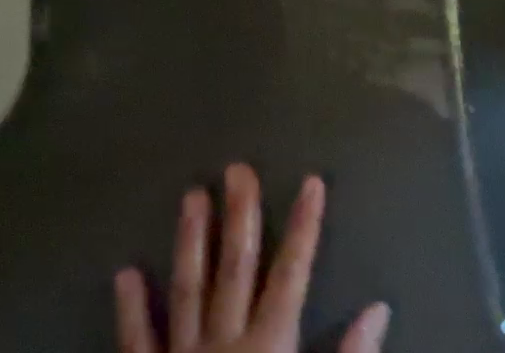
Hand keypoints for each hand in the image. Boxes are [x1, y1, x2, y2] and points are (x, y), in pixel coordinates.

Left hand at [114, 164, 389, 352]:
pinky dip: (131, 309)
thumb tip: (378, 307)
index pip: (291, 273)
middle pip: (235, 269)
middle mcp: (224, 342)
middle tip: (237, 170)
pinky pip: (136, 343)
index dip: (303, 226)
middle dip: (239, 217)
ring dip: (190, 243)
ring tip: (190, 197)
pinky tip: (125, 273)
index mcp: (268, 345)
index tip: (311, 181)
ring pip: (188, 291)